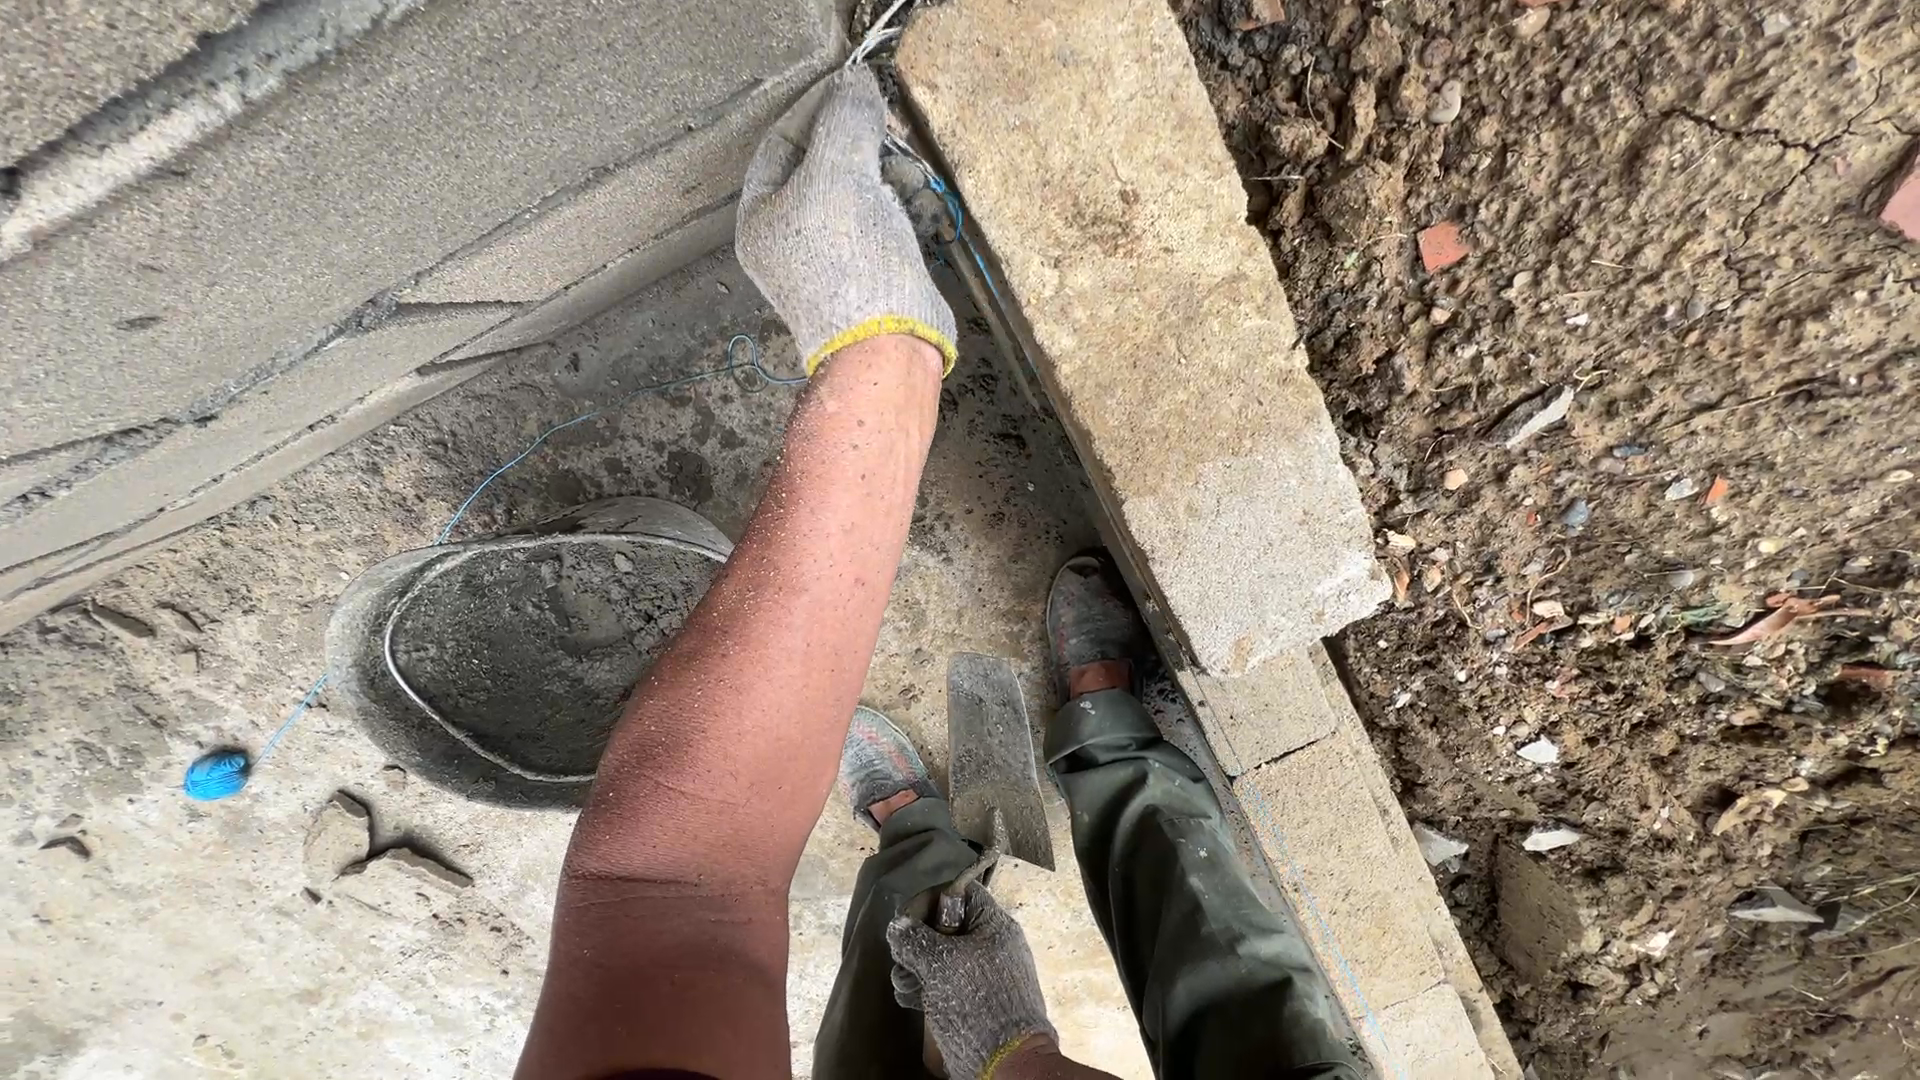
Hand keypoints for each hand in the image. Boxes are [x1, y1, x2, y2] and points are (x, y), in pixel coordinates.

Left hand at [736, 65, 957, 377]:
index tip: (851, 88)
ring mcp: (829, 266)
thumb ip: (845, 119)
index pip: (780, 144)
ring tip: (908, 168)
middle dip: (858, 146)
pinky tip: (917, 204)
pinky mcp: (867, 282)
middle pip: (821, 172)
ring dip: (885, 178)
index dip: (815, 109)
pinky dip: (898, 211)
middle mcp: (788, 244)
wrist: (886, 344)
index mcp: (759, 221)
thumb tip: (856, 83)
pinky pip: (879, 230)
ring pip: (856, 199)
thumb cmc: (848, 261)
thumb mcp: (839, 172)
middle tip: (887, 127)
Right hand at [887, 884, 1055, 1079]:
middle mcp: (989, 945)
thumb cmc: (977, 1003)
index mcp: (993, 924)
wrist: (1006, 1065)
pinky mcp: (972, 1001)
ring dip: (915, 968)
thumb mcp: (941, 965)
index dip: (931, 899)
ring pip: (940, 957)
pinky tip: (910, 999)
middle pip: (945, 926)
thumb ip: (915, 939)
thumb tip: (898, 924)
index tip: (907, 919)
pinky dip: (925, 988)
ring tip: (904, 984)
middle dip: (917, 941)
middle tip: (901, 957)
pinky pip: (944, 983)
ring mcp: (981, 975)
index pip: (961, 892)